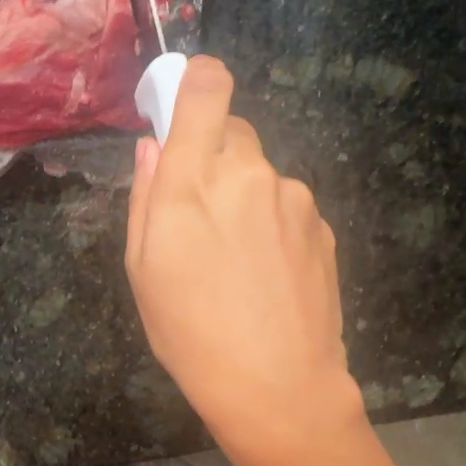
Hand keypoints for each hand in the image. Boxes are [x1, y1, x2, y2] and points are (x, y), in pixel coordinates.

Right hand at [126, 57, 365, 465]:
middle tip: (197, 214)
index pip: (207, 90)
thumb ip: (145, 195)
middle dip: (211, 155)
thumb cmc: (189, 331)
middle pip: (232, 131)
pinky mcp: (323, 225)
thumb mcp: (141, 268)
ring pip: (259, 173)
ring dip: (242, 196)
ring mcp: (294, 198)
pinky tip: (265, 275)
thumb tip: (153, 145)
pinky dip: (270, 224)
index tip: (183, 94)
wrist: (278, 388)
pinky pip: (286, 205)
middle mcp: (248, 174)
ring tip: (234, 262)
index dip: (196, 78)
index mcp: (192, 182)